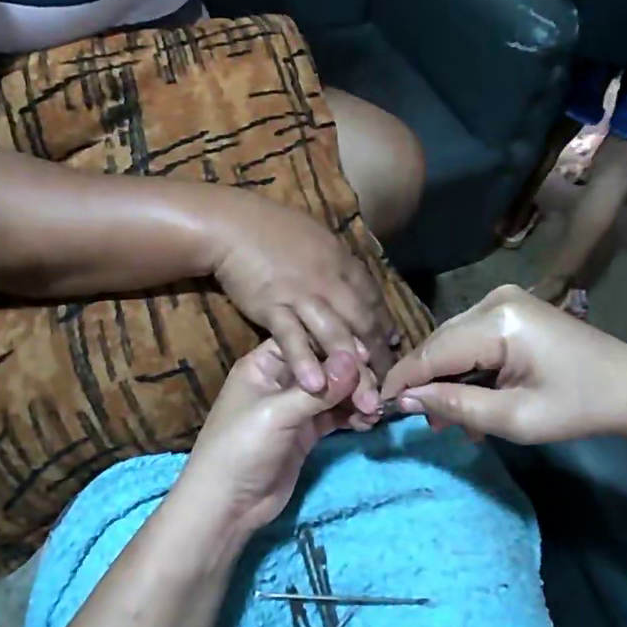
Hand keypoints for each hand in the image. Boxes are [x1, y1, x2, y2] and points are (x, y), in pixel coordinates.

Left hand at [178, 342, 377, 533]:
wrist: (226, 506)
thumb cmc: (241, 449)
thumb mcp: (277, 414)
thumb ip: (319, 390)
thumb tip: (356, 360)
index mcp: (264, 363)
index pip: (305, 339)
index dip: (336, 344)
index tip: (364, 357)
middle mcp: (281, 378)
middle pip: (325, 364)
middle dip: (352, 377)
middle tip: (373, 399)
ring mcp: (295, 406)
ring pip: (335, 390)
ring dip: (357, 397)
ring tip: (373, 412)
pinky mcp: (307, 431)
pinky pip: (336, 414)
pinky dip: (352, 415)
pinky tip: (367, 423)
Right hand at [210, 194, 393, 401]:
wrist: (231, 225)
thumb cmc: (272, 229)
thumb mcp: (316, 240)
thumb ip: (338, 265)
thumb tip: (359, 289)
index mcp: (342, 264)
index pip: (373, 301)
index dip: (385, 329)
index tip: (394, 351)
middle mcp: (330, 282)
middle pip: (362, 324)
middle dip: (378, 359)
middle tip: (388, 390)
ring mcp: (302, 296)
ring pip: (335, 335)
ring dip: (352, 370)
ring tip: (364, 402)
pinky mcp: (274, 307)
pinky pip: (293, 338)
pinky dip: (305, 360)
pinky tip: (315, 385)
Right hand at [380, 284, 626, 443]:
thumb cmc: (578, 407)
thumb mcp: (514, 419)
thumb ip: (455, 406)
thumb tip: (405, 400)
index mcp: (499, 322)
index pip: (433, 351)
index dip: (403, 381)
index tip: (378, 409)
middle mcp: (495, 299)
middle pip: (439, 343)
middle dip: (428, 383)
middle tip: (429, 424)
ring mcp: (504, 300)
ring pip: (452, 341)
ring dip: (448, 379)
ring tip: (456, 420)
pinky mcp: (511, 308)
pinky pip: (471, 338)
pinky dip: (467, 369)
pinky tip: (475, 398)